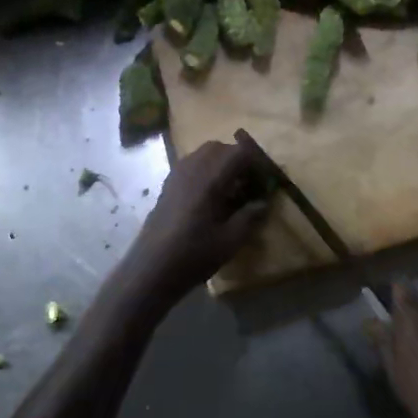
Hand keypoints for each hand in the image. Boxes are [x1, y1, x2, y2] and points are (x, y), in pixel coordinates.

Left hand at [124, 140, 268, 299]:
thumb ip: (250, 216)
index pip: (239, 152)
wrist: (152, 268)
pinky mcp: (168, 184)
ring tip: (231, 190)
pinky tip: (210, 197)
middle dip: (238, 160)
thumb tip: (263, 202)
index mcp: (210, 178)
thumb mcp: (230, 240)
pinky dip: (206, 170)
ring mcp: (177, 174)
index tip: (265, 181)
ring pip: (204, 154)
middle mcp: (192, 168)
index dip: (256, 162)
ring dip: (221, 164)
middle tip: (250, 185)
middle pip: (220, 148)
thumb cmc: (193, 255)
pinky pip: (191, 164)